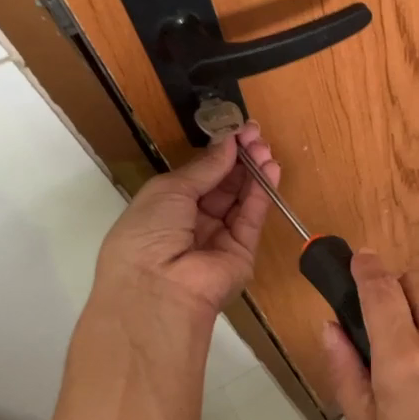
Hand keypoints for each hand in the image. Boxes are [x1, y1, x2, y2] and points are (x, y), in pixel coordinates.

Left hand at [91, 124, 278, 329]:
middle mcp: (192, 221)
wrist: (159, 289)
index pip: (198, 175)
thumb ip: (204, 168)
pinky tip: (270, 169)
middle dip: (239, 158)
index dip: (217, 153)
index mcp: (165, 207)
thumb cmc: (148, 234)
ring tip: (265, 147)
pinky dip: (262, 192)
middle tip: (255, 134)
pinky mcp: (243, 249)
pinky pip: (253, 216)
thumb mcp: (168, 190)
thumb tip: (227, 143)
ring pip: (240, 198)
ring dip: (253, 171)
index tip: (236, 130)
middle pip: (222, 184)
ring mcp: (219, 236)